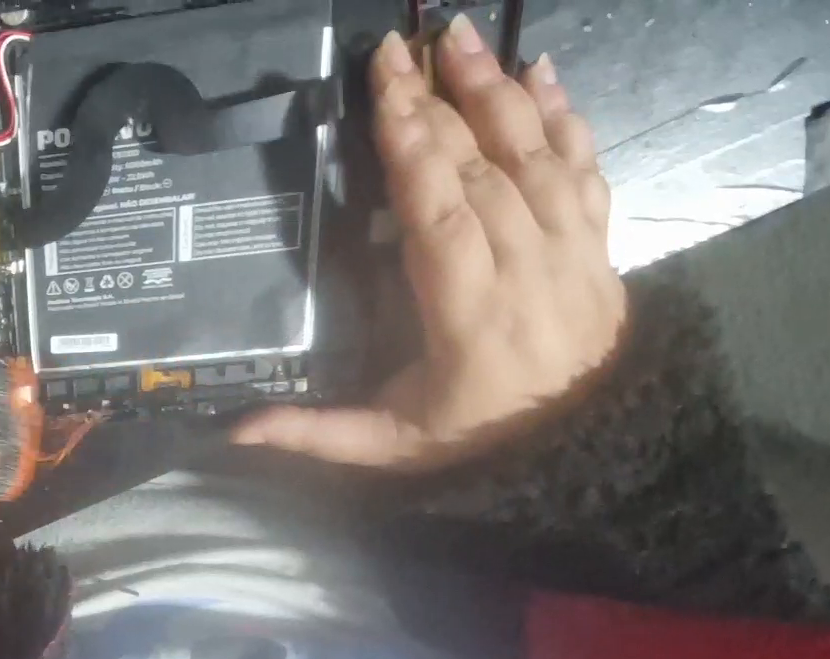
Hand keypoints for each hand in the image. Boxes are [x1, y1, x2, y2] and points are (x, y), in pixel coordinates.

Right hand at [234, 17, 626, 468]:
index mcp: (469, 315)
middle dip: (441, 102)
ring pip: (536, 155)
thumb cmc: (475, 440)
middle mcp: (527, 268)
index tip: (386, 91)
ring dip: (497, 91)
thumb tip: (234, 429)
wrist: (587, 446)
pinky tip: (542, 74)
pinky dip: (564, 116)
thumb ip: (314, 434)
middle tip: (403, 47)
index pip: (441, 215)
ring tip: (460, 37)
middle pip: (483, 171)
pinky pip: (584, 167)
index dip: (414, 149)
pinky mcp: (595, 243)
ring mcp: (571, 250)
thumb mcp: (387, 448)